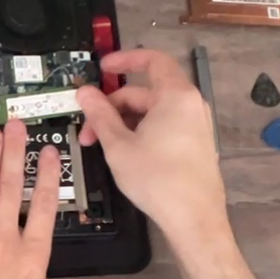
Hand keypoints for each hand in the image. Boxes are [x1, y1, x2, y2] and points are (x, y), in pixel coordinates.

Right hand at [75, 49, 231, 242]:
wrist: (193, 219)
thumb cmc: (156, 178)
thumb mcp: (118, 145)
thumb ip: (100, 115)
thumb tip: (84, 92)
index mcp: (175, 96)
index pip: (152, 60)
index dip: (124, 59)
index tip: (102, 69)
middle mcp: (190, 105)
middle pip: (145, 92)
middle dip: (113, 107)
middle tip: (88, 130)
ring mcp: (195, 126)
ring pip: (152, 113)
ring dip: (123, 123)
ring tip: (102, 147)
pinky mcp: (195, 145)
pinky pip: (164, 127)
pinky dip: (140, 132)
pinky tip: (123, 154)